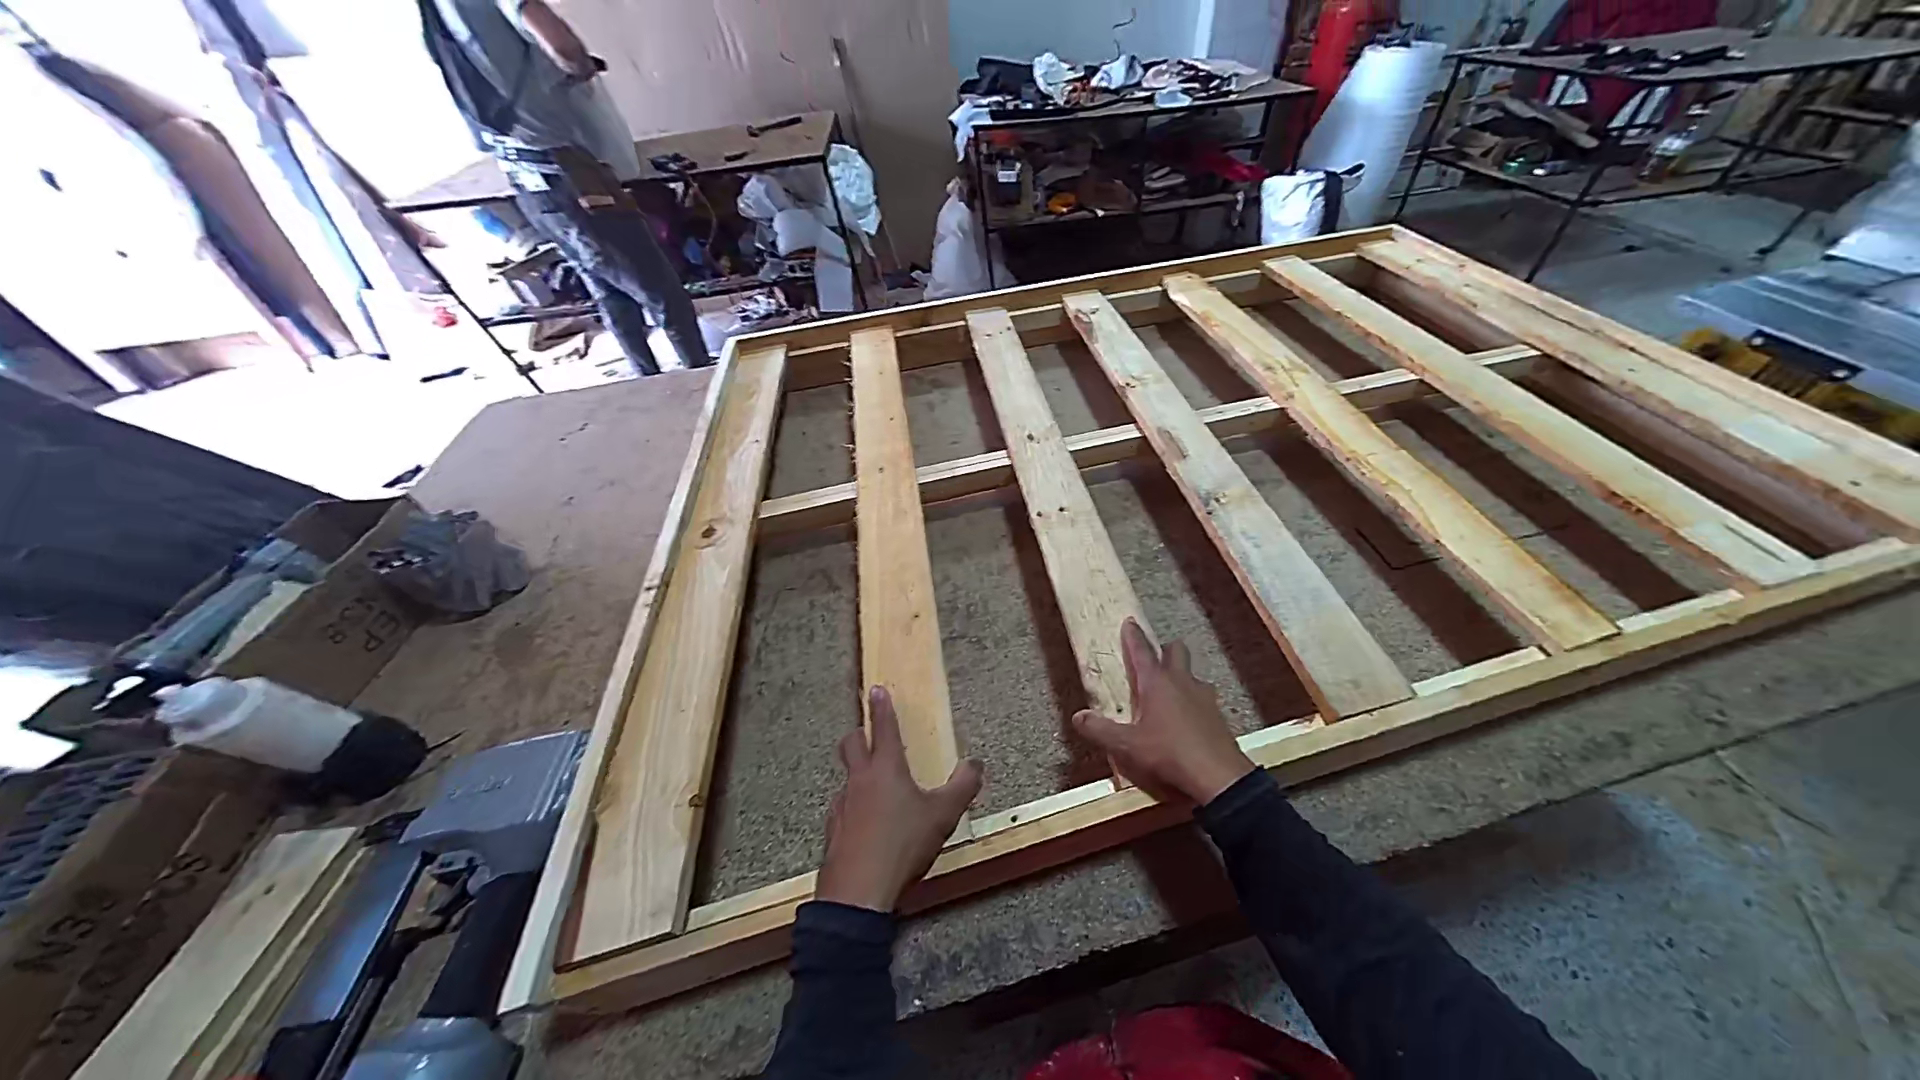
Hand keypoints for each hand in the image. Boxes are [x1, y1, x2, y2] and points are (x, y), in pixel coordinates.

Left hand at [816, 687, 983, 911]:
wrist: (858, 890)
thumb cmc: (902, 844)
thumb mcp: (943, 815)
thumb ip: (963, 787)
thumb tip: (976, 763)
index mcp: (885, 768)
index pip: (882, 727)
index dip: (880, 706)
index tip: (875, 689)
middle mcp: (859, 780)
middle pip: (851, 744)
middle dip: (859, 734)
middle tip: (868, 734)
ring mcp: (842, 805)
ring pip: (846, 777)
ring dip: (858, 774)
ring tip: (876, 788)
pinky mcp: (833, 830)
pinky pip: (843, 808)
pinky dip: (854, 807)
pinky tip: (867, 825)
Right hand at [1072, 618, 1254, 804]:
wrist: (1218, 777)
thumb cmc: (1168, 753)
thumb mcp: (1127, 745)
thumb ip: (1100, 730)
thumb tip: (1078, 717)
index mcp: (1157, 683)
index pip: (1141, 651)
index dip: (1133, 636)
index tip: (1129, 621)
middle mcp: (1182, 682)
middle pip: (1176, 651)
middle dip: (1165, 649)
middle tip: (1154, 656)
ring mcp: (1204, 697)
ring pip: (1192, 674)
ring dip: (1181, 675)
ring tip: (1170, 690)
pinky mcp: (1218, 715)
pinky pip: (1203, 697)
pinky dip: (1192, 699)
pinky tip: (1187, 717)